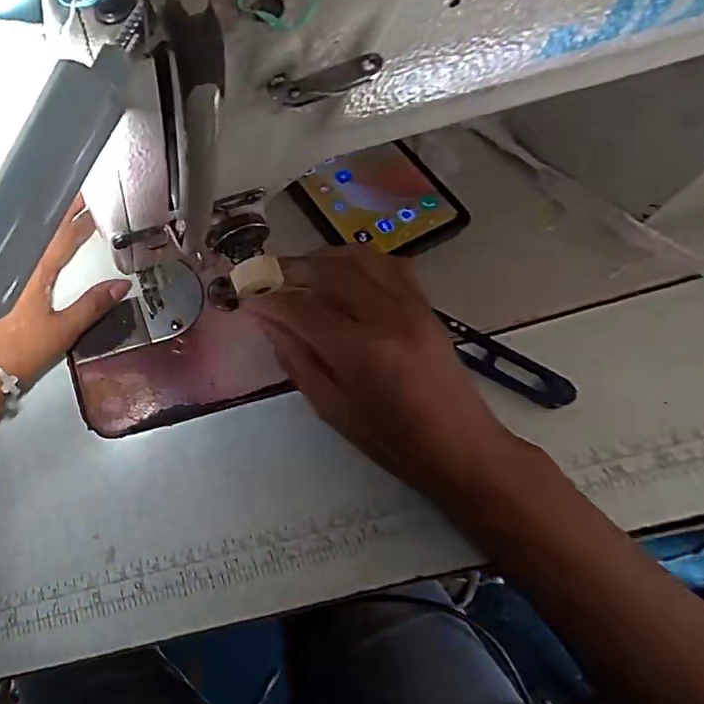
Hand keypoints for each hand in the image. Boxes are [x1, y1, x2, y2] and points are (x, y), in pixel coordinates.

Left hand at [0, 195, 129, 385]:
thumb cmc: (15, 352)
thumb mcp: (62, 331)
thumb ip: (92, 305)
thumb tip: (119, 287)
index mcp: (32, 272)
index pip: (60, 237)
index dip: (78, 222)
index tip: (91, 207)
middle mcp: (10, 265)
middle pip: (38, 231)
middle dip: (59, 216)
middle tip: (75, 202)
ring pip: (20, 239)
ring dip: (40, 228)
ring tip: (55, 218)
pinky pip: (4, 250)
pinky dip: (21, 241)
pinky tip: (27, 243)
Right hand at [244, 247, 520, 496]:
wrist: (460, 446)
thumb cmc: (391, 440)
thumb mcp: (331, 408)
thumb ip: (296, 359)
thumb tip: (266, 320)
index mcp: (361, 351)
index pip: (300, 309)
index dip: (266, 299)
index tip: (243, 296)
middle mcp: (387, 316)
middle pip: (327, 270)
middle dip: (287, 269)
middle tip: (262, 278)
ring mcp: (411, 305)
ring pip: (358, 256)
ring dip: (321, 258)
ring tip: (297, 274)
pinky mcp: (425, 304)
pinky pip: (388, 263)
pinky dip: (356, 261)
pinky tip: (340, 276)